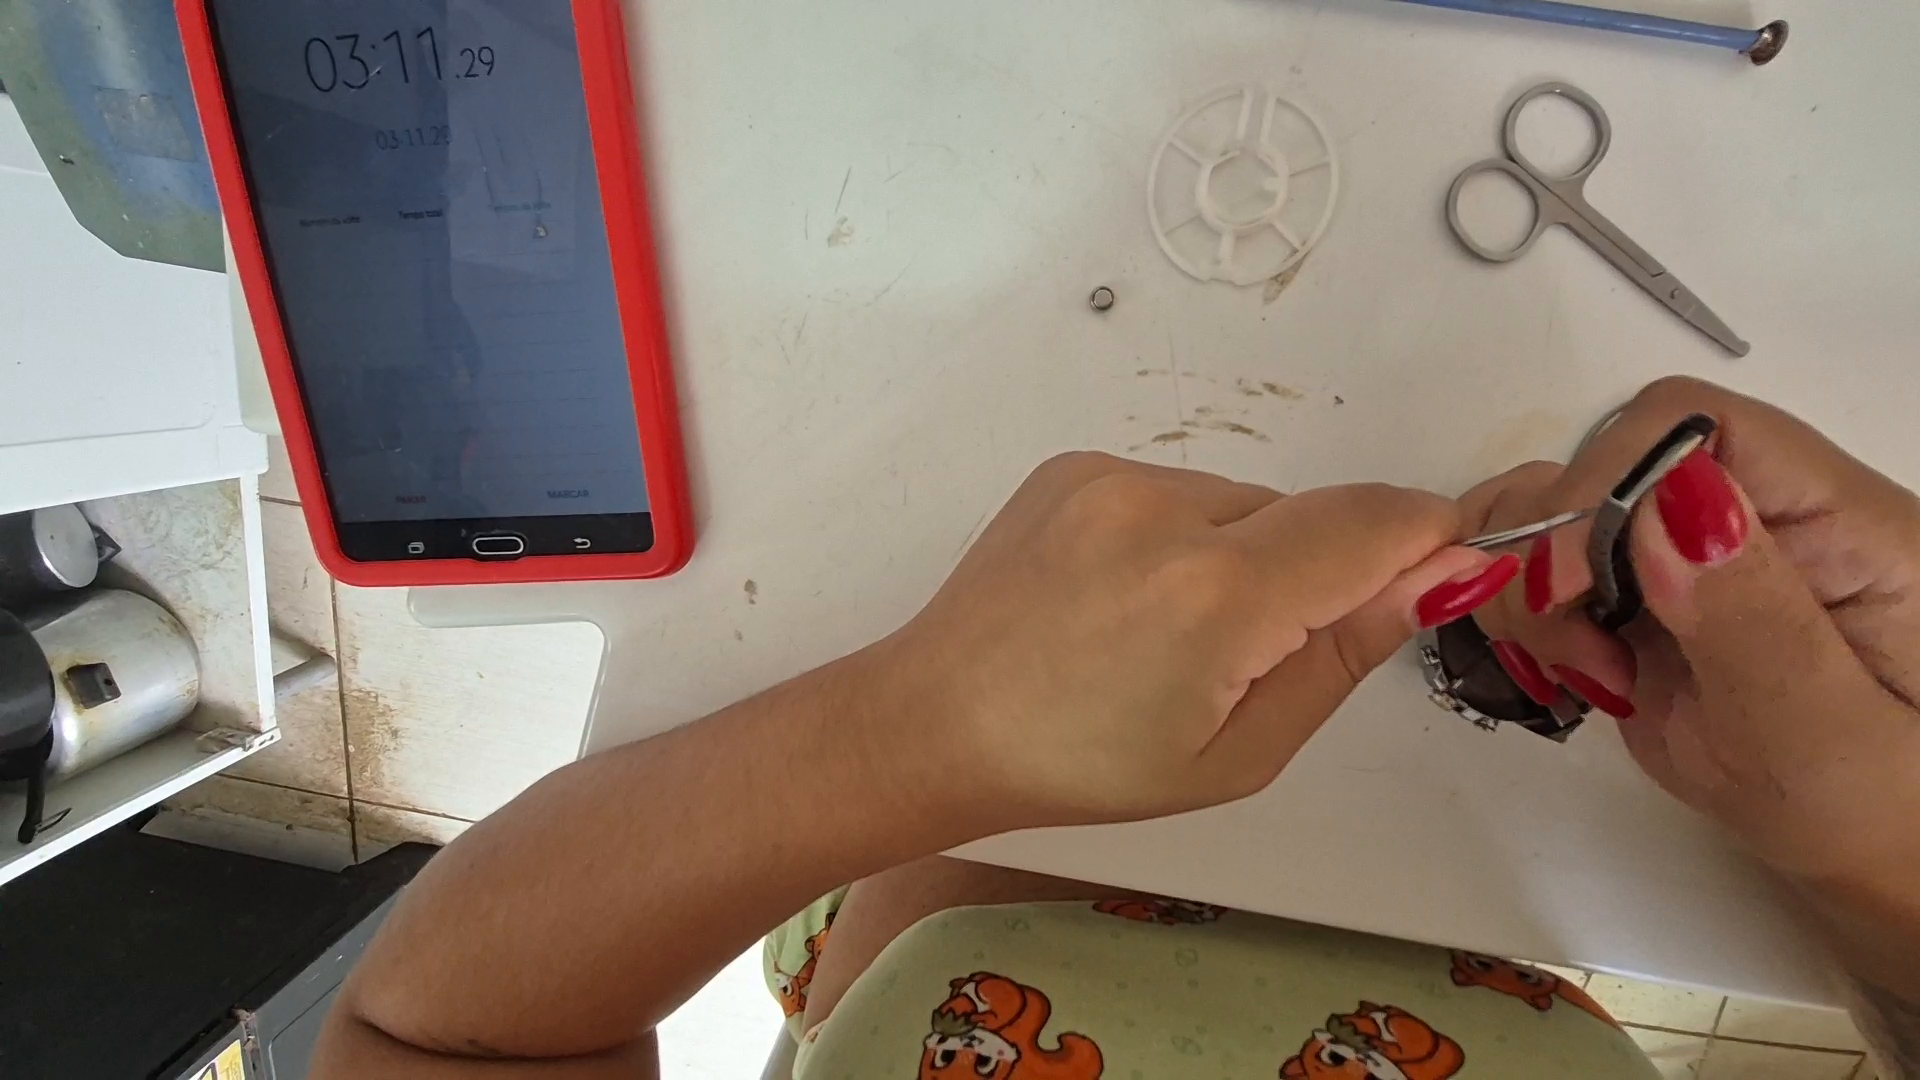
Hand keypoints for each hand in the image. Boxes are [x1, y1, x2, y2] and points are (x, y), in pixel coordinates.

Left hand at [879, 452, 1510, 828]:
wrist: (941, 718)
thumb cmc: (1083, 763)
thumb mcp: (1235, 753)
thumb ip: (1340, 656)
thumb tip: (1433, 576)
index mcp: (1213, 592)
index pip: (1371, 522)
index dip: (1422, 541)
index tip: (1428, 576)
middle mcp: (1159, 507)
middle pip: (1298, 512)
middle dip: (1303, 571)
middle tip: (1235, 648)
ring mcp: (1105, 476)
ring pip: (1232, 500)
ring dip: (1232, 552)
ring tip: (1156, 624)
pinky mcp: (1067, 466)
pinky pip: (1165, 490)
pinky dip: (1171, 534)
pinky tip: (1115, 592)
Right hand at [1461, 377, 1919, 882]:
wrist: (1869, 845)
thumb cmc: (1876, 808)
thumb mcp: (1822, 731)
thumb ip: (1751, 613)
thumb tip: (1670, 498)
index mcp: (1831, 523)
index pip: (1684, 426)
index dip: (1599, 484)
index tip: (1569, 587)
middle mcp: (1740, 515)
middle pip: (1583, 470)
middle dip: (1543, 564)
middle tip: (1581, 658)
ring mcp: (1673, 549)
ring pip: (1530, 512)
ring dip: (1522, 595)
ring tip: (1583, 670)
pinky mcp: (1623, 584)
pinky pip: (1521, 561)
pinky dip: (1512, 609)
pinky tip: (1559, 663)